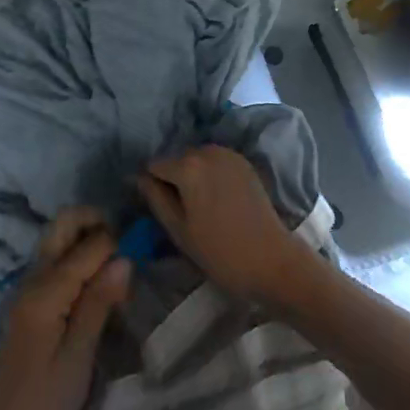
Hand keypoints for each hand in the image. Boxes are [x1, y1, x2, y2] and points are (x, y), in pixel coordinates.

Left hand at [0, 207, 130, 409]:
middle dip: (95, 221)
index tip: (139, 256)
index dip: (117, 243)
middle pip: (62, 224)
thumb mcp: (77, 358)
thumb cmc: (45, 402)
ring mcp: (26, 288)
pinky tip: (94, 281)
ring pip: (57, 239)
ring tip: (113, 263)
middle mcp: (31, 278)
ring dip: (86, 237)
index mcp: (45, 291)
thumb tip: (125, 256)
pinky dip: (77, 256)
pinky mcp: (28, 302)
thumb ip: (98, 304)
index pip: (89, 244)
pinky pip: (54, 260)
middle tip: (124, 244)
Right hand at [136, 145, 320, 308]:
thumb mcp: (179, 230)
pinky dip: (210, 173)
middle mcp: (207, 150)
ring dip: (192, 174)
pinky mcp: (244, 162)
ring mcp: (229, 154)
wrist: (271, 259)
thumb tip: (139, 178)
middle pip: (177, 158)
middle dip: (172, 177)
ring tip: (197, 205)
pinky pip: (216, 161)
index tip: (155, 205)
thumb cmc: (219, 252)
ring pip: (197, 158)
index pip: (155, 164)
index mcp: (187, 166)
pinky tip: (216, 198)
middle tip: (177, 209)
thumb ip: (156, 199)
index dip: (150, 183)